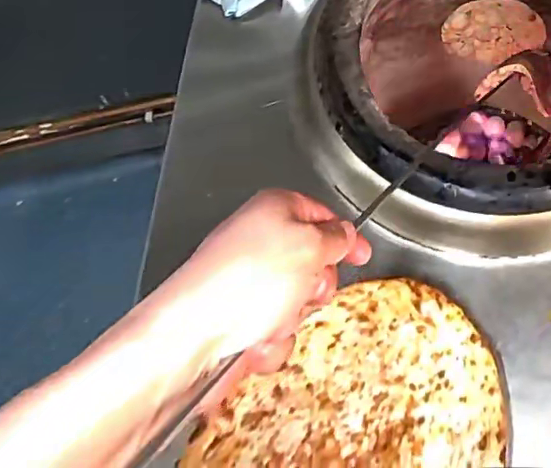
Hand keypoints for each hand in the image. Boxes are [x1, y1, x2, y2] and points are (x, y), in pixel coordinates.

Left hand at [143, 189, 371, 380]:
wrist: (187, 339)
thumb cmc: (248, 280)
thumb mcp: (311, 246)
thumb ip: (338, 237)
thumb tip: (345, 234)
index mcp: (275, 208)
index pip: (323, 214)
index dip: (347, 236)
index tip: (362, 255)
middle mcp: (258, 240)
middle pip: (311, 260)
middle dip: (316, 283)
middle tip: (310, 290)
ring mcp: (244, 282)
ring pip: (294, 299)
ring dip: (292, 316)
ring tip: (273, 322)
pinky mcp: (233, 319)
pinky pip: (271, 327)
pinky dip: (270, 339)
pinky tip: (256, 342)